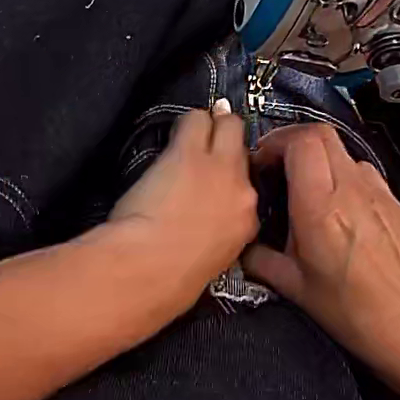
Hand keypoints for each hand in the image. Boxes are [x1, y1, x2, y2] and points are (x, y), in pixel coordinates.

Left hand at [109, 99, 257, 289]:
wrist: (151, 268)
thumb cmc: (172, 279)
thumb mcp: (210, 261)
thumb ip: (214, 238)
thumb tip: (200, 229)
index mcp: (247, 223)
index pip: (249, 186)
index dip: (231, 176)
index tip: (216, 177)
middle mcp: (242, 191)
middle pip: (244, 148)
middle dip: (229, 140)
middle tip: (209, 142)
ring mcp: (219, 167)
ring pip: (227, 124)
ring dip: (209, 125)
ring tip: (188, 133)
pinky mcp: (190, 152)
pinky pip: (196, 119)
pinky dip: (185, 123)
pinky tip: (173, 131)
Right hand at [244, 125, 399, 366]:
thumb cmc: (354, 312)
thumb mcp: (294, 288)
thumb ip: (261, 260)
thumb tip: (245, 249)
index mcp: (320, 207)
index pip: (300, 141)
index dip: (276, 142)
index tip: (263, 161)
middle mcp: (352, 191)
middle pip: (322, 134)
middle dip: (294, 142)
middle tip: (280, 166)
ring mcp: (379, 194)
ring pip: (345, 154)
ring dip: (322, 161)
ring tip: (310, 192)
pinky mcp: (397, 204)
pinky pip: (366, 176)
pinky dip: (346, 180)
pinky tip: (341, 212)